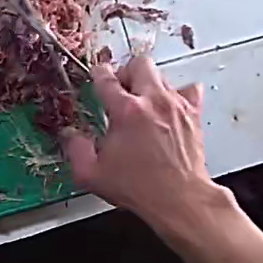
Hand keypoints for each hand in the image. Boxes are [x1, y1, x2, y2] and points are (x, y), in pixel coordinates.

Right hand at [61, 55, 231, 237]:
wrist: (178, 198)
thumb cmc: (137, 188)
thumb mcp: (91, 174)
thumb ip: (75, 149)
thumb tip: (70, 134)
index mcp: (125, 111)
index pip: (106, 78)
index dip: (98, 74)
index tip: (96, 76)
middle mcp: (152, 100)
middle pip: (138, 64)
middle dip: (126, 72)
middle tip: (121, 88)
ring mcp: (176, 105)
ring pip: (161, 76)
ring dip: (149, 84)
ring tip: (142, 103)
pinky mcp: (193, 114)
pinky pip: (189, 89)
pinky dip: (177, 94)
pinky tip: (169, 108)